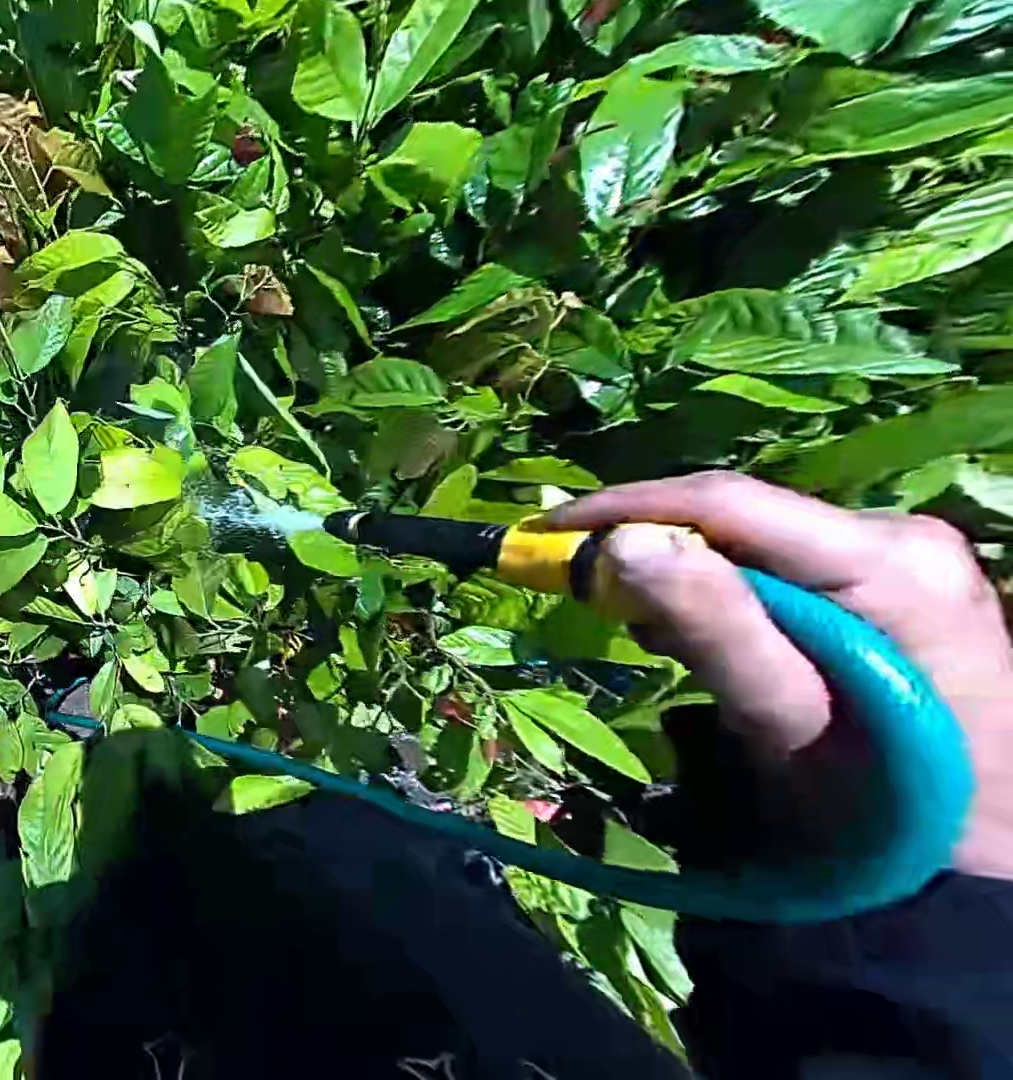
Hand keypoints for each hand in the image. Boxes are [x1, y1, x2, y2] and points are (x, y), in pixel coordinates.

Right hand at [541, 472, 1012, 879]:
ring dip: (662, 573)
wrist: (972, 845)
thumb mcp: (786, 718)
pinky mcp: (863, 577)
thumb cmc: (883, 795)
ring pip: (727, 536)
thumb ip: (714, 628)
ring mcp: (883, 555)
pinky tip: (690, 635)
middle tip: (583, 593)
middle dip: (637, 546)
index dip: (622, 508)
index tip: (544, 533)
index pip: (722, 502)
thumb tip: (622, 542)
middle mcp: (891, 537)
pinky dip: (692, 590)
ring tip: (647, 634)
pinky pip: (744, 560)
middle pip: (723, 514)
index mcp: (887, 561)